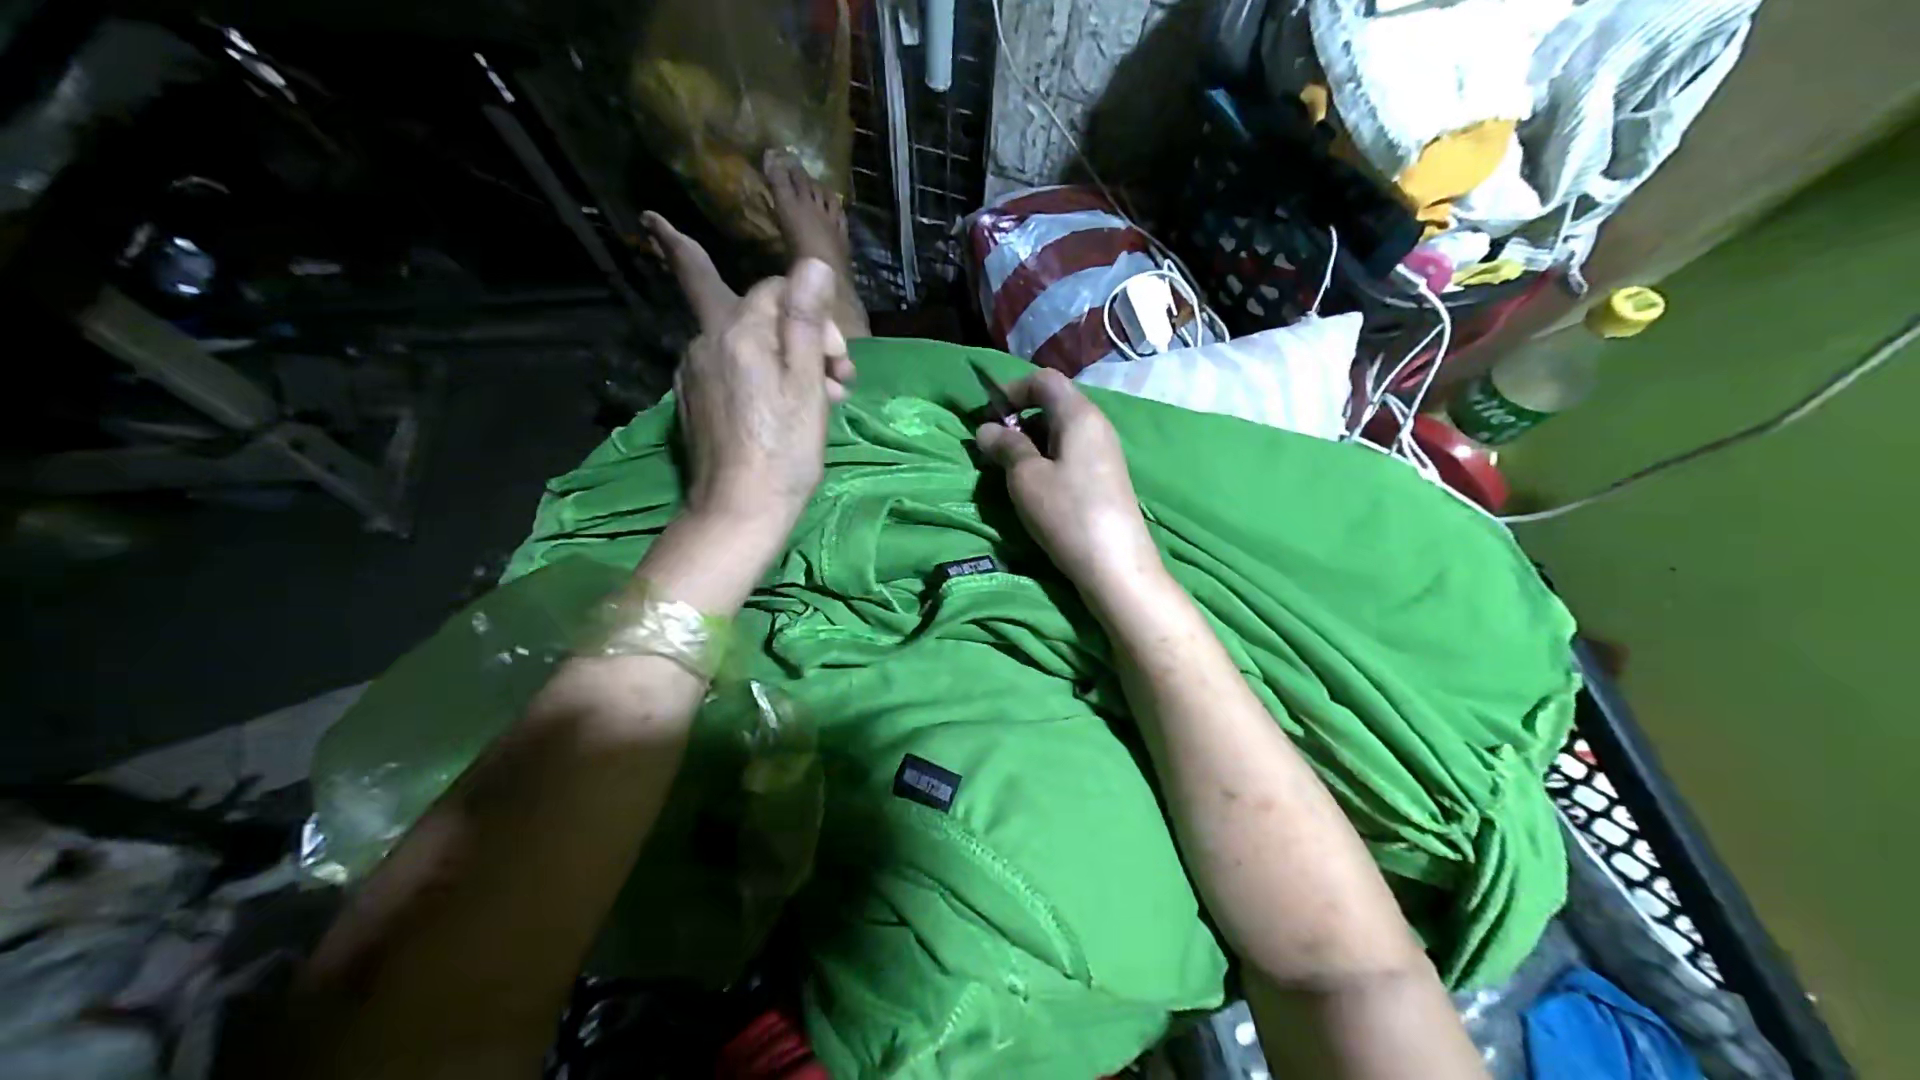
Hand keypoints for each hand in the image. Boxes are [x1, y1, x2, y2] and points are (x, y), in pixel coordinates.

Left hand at [676, 258, 854, 534]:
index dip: (816, 318)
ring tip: (816, 400)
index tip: (838, 360)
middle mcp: (706, 341)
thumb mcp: (806, 383)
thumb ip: (806, 320)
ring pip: (747, 344)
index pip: (778, 290)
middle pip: (759, 313)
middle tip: (836, 379)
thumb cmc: (784, 450)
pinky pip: (730, 369)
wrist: (737, 510)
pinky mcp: (692, 399)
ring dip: (785, 361)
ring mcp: (694, 371)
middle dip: (802, 336)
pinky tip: (780, 411)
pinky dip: (760, 379)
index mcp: (737, 331)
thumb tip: (812, 264)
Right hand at [975, 369, 1164, 597]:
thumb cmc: (1067, 513)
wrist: (1116, 564)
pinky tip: (1035, 486)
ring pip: (1061, 431)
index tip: (989, 415)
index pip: (1045, 380)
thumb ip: (1005, 447)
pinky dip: (1048, 459)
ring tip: (1009, 469)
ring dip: (1031, 441)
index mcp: (1079, 415)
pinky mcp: (1105, 477)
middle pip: (1054, 403)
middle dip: (1020, 417)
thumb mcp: (1026, 477)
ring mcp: (1104, 452)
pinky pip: (1071, 453)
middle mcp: (1097, 425)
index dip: (1013, 390)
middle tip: (995, 446)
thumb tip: (987, 429)